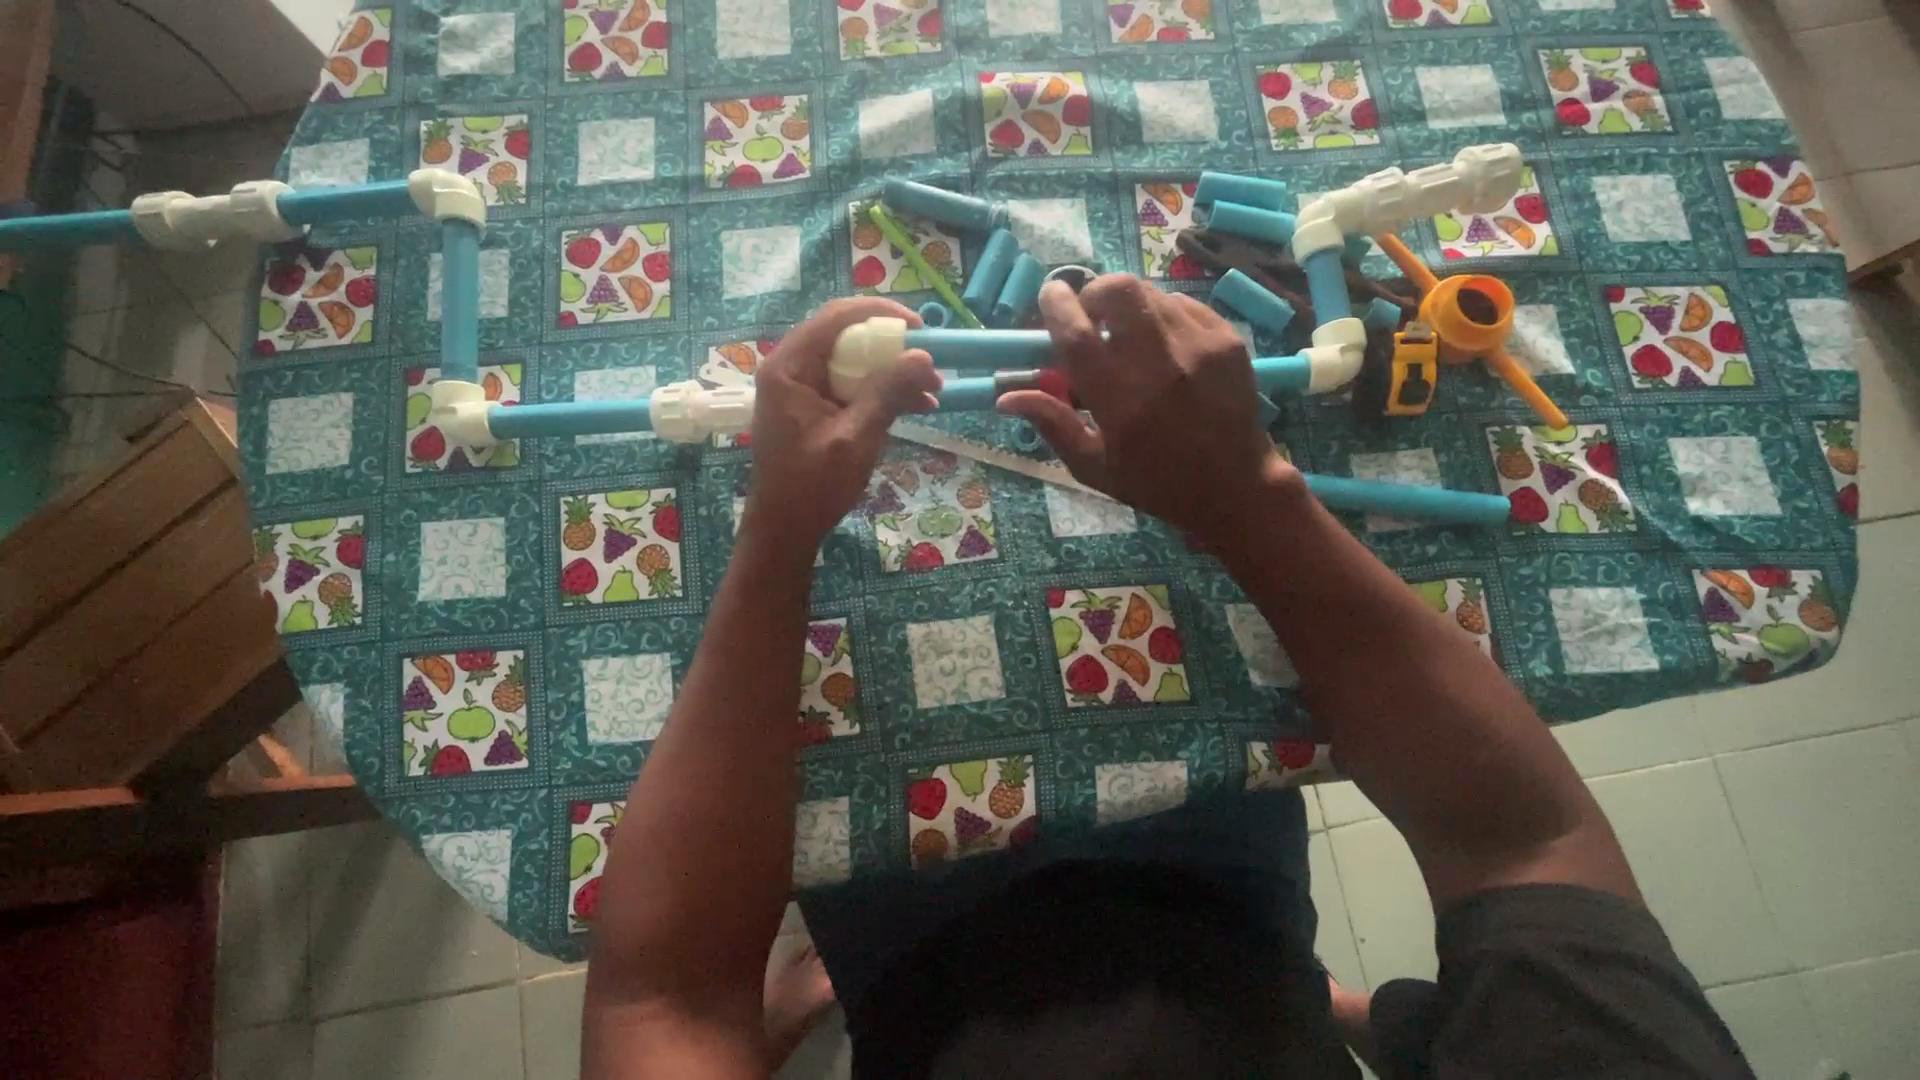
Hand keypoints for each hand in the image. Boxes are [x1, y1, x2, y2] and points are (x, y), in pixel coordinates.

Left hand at [744, 297, 941, 542]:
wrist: (785, 530)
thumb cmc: (812, 486)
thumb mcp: (855, 438)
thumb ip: (887, 393)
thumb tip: (924, 357)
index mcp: (789, 366)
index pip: (837, 317)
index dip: (882, 315)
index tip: (922, 329)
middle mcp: (791, 368)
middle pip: (847, 336)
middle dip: (893, 347)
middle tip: (931, 362)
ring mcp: (801, 389)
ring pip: (853, 362)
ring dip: (892, 372)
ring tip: (932, 390)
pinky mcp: (814, 409)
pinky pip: (851, 387)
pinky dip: (881, 393)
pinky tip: (916, 406)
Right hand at [998, 275, 1291, 542]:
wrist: (1236, 486)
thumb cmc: (1156, 483)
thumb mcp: (1094, 466)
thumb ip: (1053, 424)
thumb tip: (1005, 397)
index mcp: (1119, 400)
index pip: (1076, 332)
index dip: (1056, 304)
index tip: (1050, 296)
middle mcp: (1158, 364)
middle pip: (1118, 290)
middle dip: (1095, 292)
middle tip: (1092, 316)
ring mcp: (1198, 346)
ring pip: (1151, 294)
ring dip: (1129, 307)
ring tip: (1129, 337)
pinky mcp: (1227, 339)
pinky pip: (1184, 305)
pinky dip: (1164, 317)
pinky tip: (1164, 347)